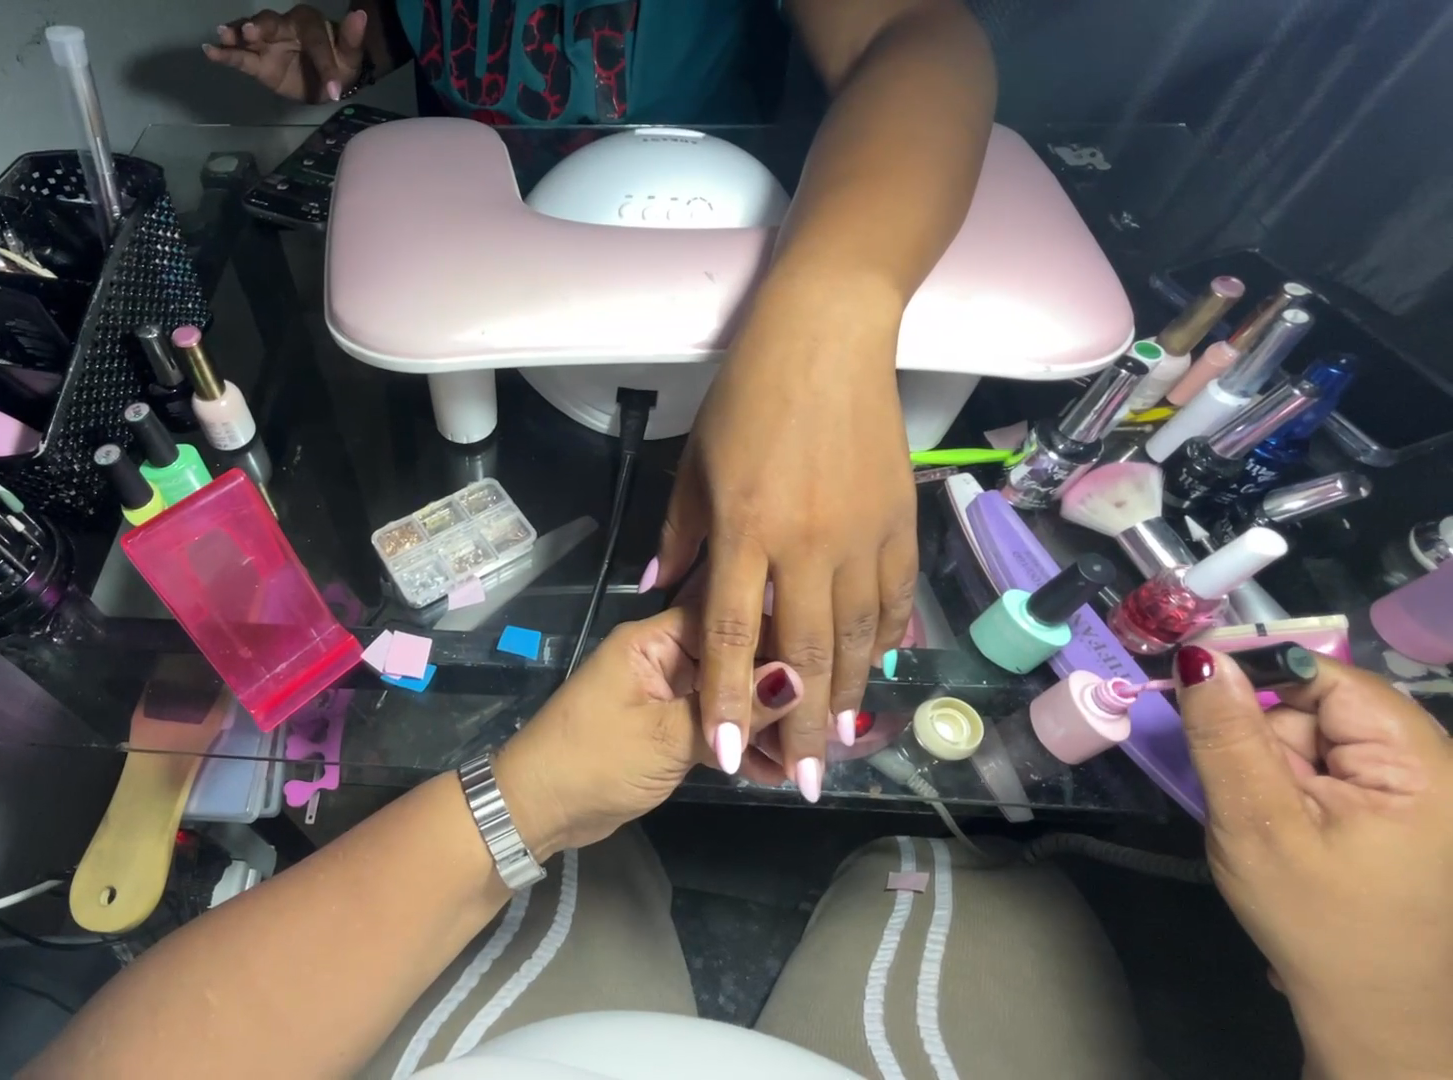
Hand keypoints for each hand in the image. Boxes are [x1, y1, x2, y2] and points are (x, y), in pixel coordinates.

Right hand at [202, 7, 367, 103]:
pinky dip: (226, 54)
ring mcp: (268, 44)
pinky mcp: (258, 63)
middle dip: (261, 27)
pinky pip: (241, 57)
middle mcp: (285, 27)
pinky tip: (210, 51)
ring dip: (238, 34)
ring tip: (224, 35)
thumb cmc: (340, 63)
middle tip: (252, 34)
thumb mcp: (351, 56)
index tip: (333, 91)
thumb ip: (352, 38)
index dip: (324, 64)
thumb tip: (360, 15)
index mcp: (310, 24)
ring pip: (251, 34)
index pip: (316, 41)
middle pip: (270, 23)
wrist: (326, 78)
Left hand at [493, 609, 805, 856]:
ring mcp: (668, 693)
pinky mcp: (669, 727)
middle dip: (779, 692)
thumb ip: (731, 710)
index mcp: (653, 639)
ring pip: (731, 698)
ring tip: (810, 759)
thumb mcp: (666, 737)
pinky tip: (777, 772)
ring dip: (765, 727)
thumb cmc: (594, 760)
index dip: (779, 637)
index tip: (830, 662)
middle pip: (735, 660)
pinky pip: (717, 727)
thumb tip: (800, 679)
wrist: (540, 808)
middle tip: (831, 724)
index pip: (727, 619)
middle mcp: (664, 657)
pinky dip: (740, 747)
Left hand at [653, 286, 915, 803]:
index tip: (730, 757)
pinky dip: (886, 640)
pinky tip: (878, 672)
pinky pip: (895, 597)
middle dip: (801, 724)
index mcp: (743, 530)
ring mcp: (861, 535)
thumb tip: (656, 590)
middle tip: (806, 779)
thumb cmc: (744, 401)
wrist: (825, 341)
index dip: (728, 701)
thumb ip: (677, 538)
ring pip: (857, 634)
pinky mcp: (901, 521)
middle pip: (803, 651)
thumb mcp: (693, 467)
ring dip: (850, 693)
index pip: (730, 635)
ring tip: (843, 741)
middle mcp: (805, 544)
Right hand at [1174, 645, 1452, 1076]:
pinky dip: (1285, 780)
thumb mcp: (1254, 820)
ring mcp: (1417, 789)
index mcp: (1421, 765)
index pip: (1327, 675)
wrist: (1375, 1008)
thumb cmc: (1318, 917)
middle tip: (1246, 792)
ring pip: (1311, 733)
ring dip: (1269, 760)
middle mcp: (1431, 765)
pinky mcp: (1397, 807)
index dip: (1258, 678)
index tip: (1198, 703)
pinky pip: (1322, 762)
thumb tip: (1199, 654)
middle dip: (1262, 733)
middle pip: (1317, 703)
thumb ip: (1225, 733)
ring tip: (1264, 814)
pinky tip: (1282, 820)